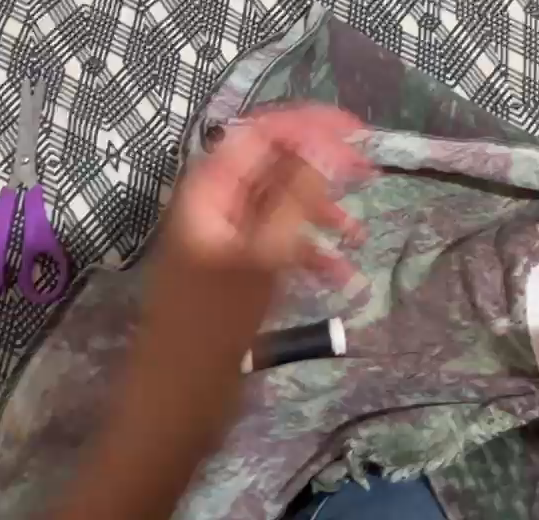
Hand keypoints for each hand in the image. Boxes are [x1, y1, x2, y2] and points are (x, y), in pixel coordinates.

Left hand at [50, 106, 370, 519]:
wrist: (170, 415)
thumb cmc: (209, 335)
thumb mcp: (261, 261)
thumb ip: (293, 198)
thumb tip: (323, 145)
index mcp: (209, 191)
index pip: (260, 132)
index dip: (306, 124)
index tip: (355, 132)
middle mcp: (216, 205)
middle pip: (273, 165)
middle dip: (320, 168)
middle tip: (367, 173)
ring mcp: (226, 239)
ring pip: (281, 205)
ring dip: (321, 214)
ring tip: (357, 235)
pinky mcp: (237, 271)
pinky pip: (278, 243)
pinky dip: (310, 253)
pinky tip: (340, 279)